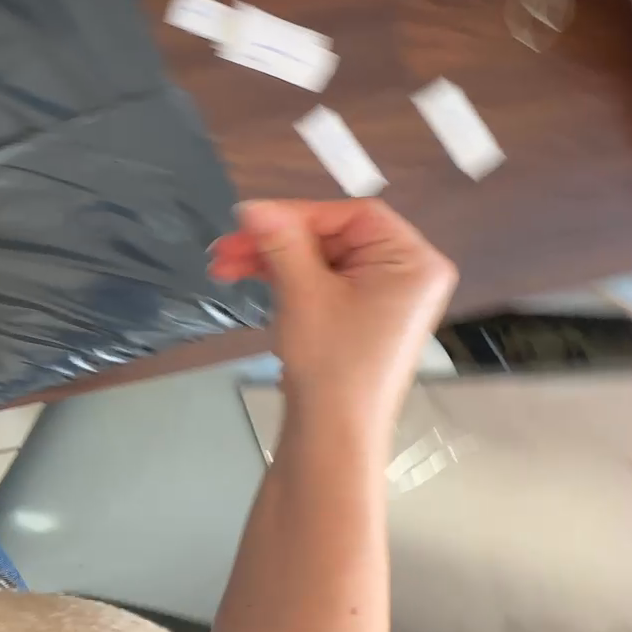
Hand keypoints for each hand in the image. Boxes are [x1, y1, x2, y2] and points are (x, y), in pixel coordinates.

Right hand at [209, 199, 456, 429]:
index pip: (351, 216)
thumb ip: (281, 243)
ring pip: (317, 259)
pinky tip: (248, 281)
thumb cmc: (330, 358)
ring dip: (268, 260)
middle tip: (222, 250)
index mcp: (410, 261)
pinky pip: (318, 281)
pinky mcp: (357, 313)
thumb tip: (252, 206)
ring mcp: (380, 295)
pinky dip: (282, 278)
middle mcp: (403, 272)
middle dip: (273, 242)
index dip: (296, 215)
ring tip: (221, 269)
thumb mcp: (302, 293)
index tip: (245, 222)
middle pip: (330, 237)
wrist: (334, 425)